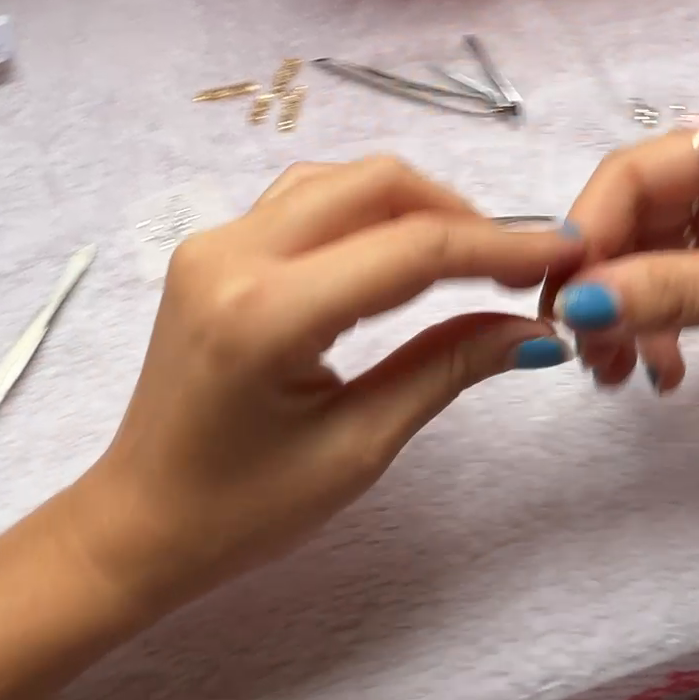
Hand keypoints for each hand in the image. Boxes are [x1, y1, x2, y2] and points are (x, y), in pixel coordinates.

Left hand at [66, 157, 583, 618]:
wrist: (138, 520)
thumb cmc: (244, 511)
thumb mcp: (358, 446)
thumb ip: (447, 367)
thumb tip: (535, 330)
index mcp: (267, 313)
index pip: (409, 250)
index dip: (497, 244)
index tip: (560, 251)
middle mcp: (233, 253)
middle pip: (375, 184)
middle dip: (459, 212)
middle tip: (514, 261)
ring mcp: (214, 240)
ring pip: (339, 180)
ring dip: (411, 203)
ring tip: (464, 254)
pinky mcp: (210, 245)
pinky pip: (303, 198)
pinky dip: (362, 208)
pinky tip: (392, 246)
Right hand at [545, 107, 698, 436]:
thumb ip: (678, 288)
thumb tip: (573, 303)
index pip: (641, 172)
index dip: (588, 226)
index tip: (556, 293)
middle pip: (638, 217)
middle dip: (602, 278)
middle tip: (580, 348)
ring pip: (652, 260)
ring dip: (624, 310)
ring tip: (615, 373)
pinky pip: (681, 293)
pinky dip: (658, 329)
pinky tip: (660, 372)